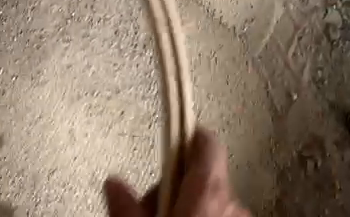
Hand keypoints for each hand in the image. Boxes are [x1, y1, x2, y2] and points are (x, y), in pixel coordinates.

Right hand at [103, 128, 247, 216]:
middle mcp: (235, 206)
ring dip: (193, 216)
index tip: (166, 150)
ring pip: (216, 209)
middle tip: (151, 215)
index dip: (185, 139)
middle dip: (177, 191)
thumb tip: (114, 183)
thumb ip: (126, 208)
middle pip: (205, 179)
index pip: (205, 141)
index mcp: (208, 191)